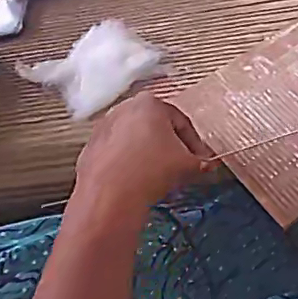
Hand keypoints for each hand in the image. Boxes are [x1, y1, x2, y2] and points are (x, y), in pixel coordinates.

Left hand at [72, 94, 211, 216]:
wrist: (109, 195)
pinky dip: (129, 163)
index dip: (195, 144)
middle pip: (156, 127)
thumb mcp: (187, 166)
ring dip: (149, 154)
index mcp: (150, 103)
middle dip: (171, 146)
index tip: (201, 159)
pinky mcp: (91, 147)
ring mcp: (104, 127)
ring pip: (135, 139)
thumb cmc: (150, 170)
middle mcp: (124, 108)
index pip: (182, 122)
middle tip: (182, 166)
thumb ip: (201, 161)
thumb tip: (206, 164)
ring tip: (160, 176)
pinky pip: (117, 152)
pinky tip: (137, 180)